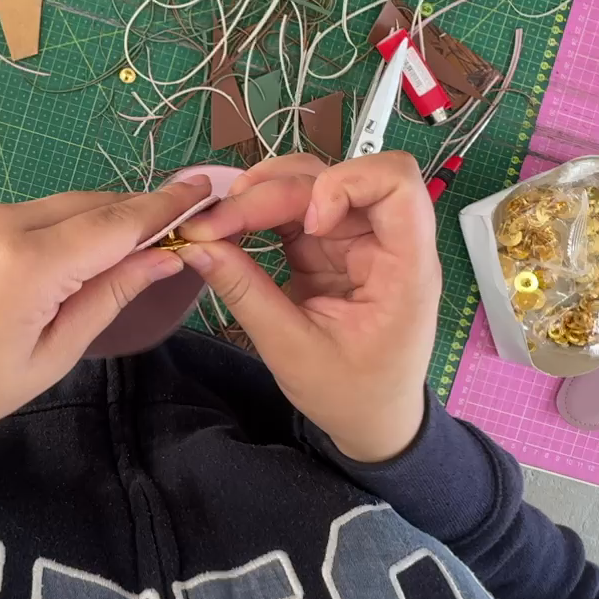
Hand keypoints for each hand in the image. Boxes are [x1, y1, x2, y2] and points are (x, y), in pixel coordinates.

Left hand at [0, 180, 211, 448]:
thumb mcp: (55, 353)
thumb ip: (111, 295)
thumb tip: (166, 257)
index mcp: (28, 264)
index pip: (115, 224)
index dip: (164, 207)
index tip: (206, 190)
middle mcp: (7, 223)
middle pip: (96, 205)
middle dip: (143, 212)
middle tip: (189, 224)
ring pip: (73, 203)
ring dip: (113, 216)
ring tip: (152, 237)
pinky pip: (48, 211)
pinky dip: (82, 220)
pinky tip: (102, 240)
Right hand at [175, 152, 440, 461]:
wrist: (370, 420)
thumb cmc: (350, 394)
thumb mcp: (293, 351)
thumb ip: (246, 294)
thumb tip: (196, 247)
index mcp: (402, 266)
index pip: (395, 183)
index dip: (347, 184)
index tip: (309, 225)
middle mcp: (382, 239)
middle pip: (331, 178)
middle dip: (269, 193)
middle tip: (212, 225)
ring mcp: (352, 238)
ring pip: (307, 183)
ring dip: (260, 193)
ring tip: (218, 220)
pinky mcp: (326, 245)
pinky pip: (291, 209)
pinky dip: (256, 210)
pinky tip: (227, 225)